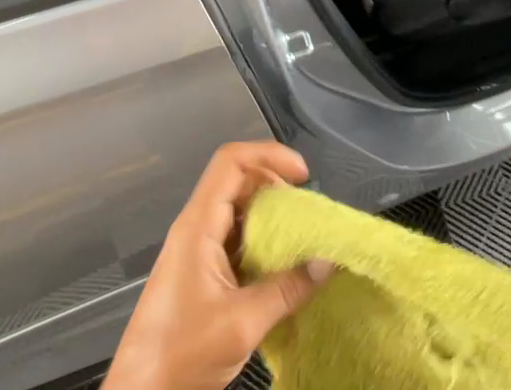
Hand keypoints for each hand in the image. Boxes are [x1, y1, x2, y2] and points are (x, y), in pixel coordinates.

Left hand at [102, 141, 329, 389]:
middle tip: (308, 214)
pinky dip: (263, 245)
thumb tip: (330, 261)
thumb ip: (288, 289)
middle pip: (237, 183)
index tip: (304, 176)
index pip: (230, 163)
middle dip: (276, 188)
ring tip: (303, 241)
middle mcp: (195, 230)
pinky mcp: (200, 276)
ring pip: (238, 213)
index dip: (268, 155)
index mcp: (197, 227)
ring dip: (272, 219)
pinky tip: (284, 269)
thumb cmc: (181, 355)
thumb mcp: (243, 323)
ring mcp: (196, 253)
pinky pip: (235, 242)